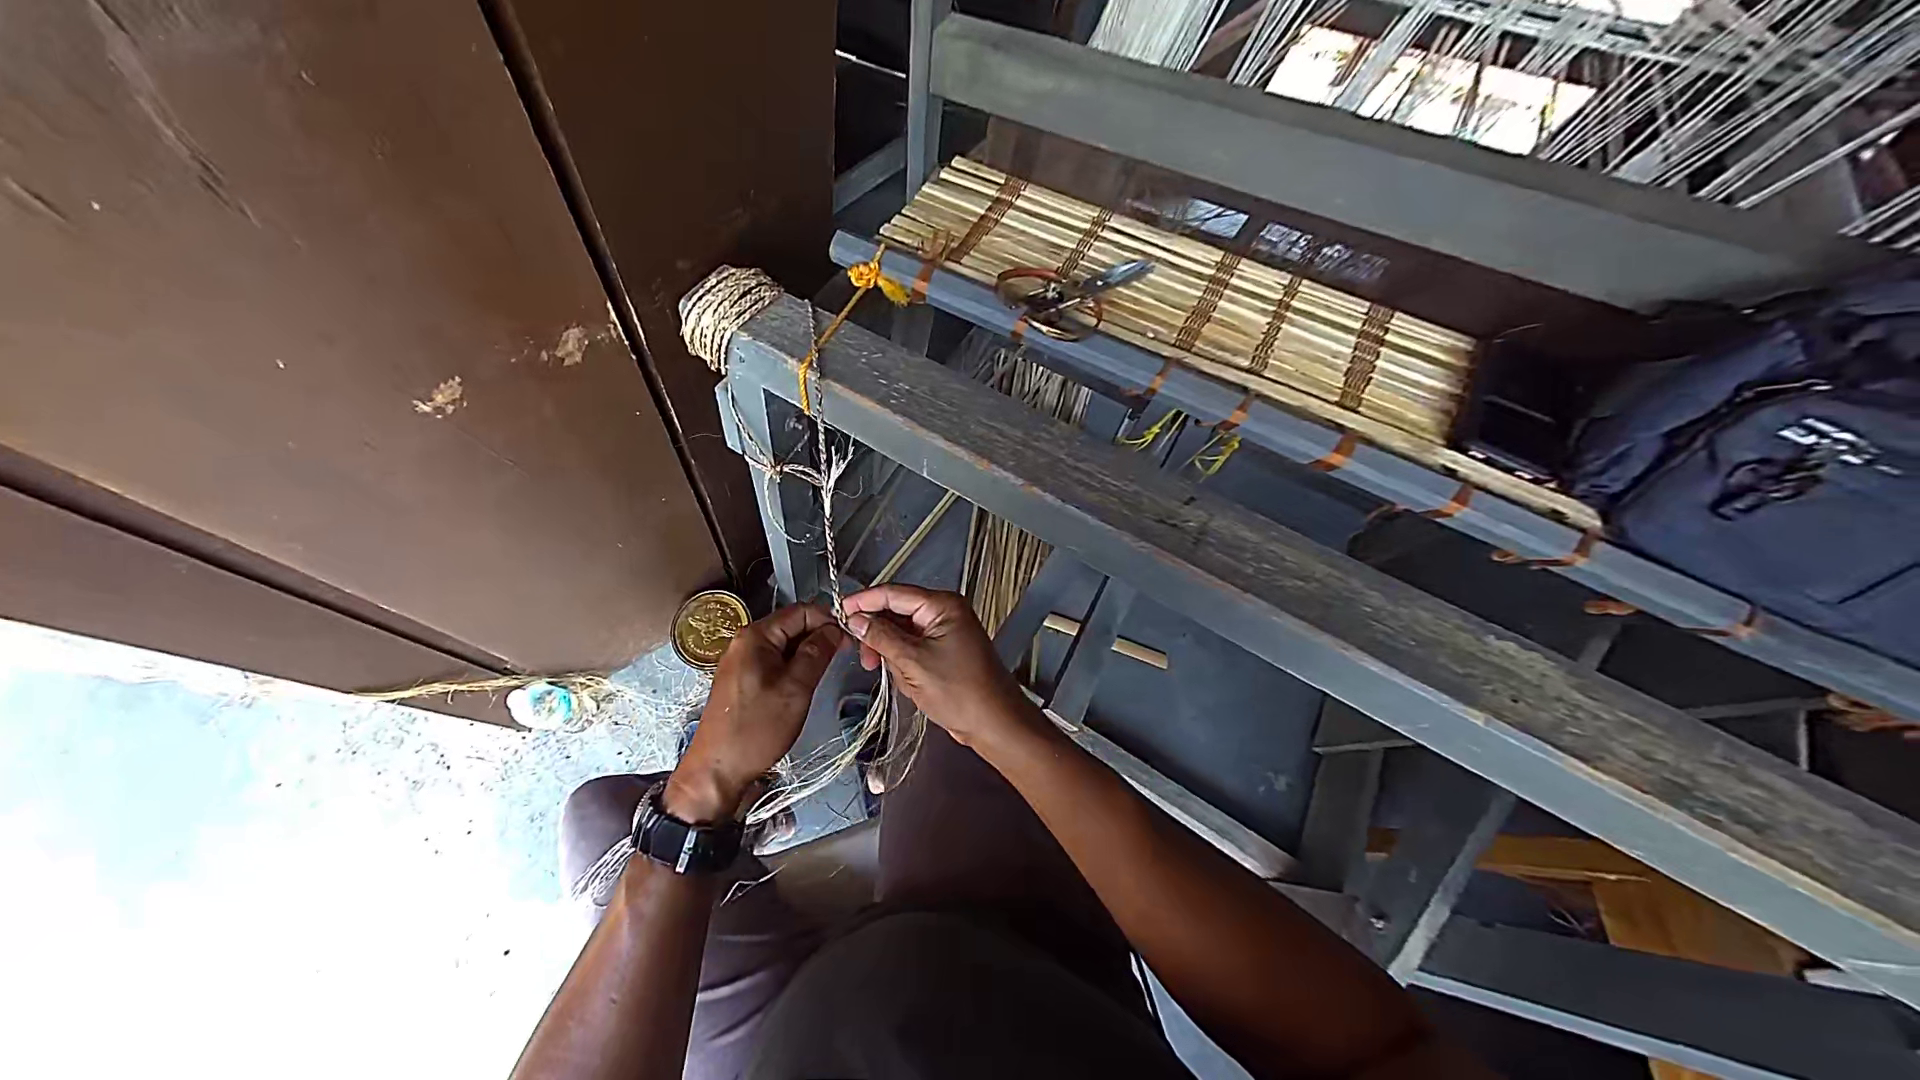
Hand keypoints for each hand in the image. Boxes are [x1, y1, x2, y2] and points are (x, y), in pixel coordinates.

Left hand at [666, 602, 845, 823]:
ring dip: (809, 654)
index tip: (849, 639)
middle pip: (793, 625)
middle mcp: (746, 642)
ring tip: (826, 673)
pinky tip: (805, 685)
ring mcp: (743, 661)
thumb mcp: (795, 688)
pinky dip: (794, 667)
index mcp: (756, 636)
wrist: (717, 771)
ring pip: (786, 645)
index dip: (828, 620)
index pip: (801, 611)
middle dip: (820, 636)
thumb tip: (834, 628)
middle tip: (843, 657)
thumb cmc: (756, 729)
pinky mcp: (744, 680)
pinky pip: (776, 662)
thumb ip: (817, 652)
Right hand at [841, 585, 1040, 750]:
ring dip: (891, 652)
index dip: (864, 601)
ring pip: (902, 632)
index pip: (893, 593)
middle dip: (878, 634)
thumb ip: (881, 636)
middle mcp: (945, 612)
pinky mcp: (944, 650)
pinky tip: (906, 679)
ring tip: (893, 674)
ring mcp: (945, 631)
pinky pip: (913, 647)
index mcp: (942, 605)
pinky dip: (903, 662)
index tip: (840, 610)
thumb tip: (857, 620)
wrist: (993, 722)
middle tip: (864, 654)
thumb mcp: (912, 662)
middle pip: (896, 612)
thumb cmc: (962, 692)